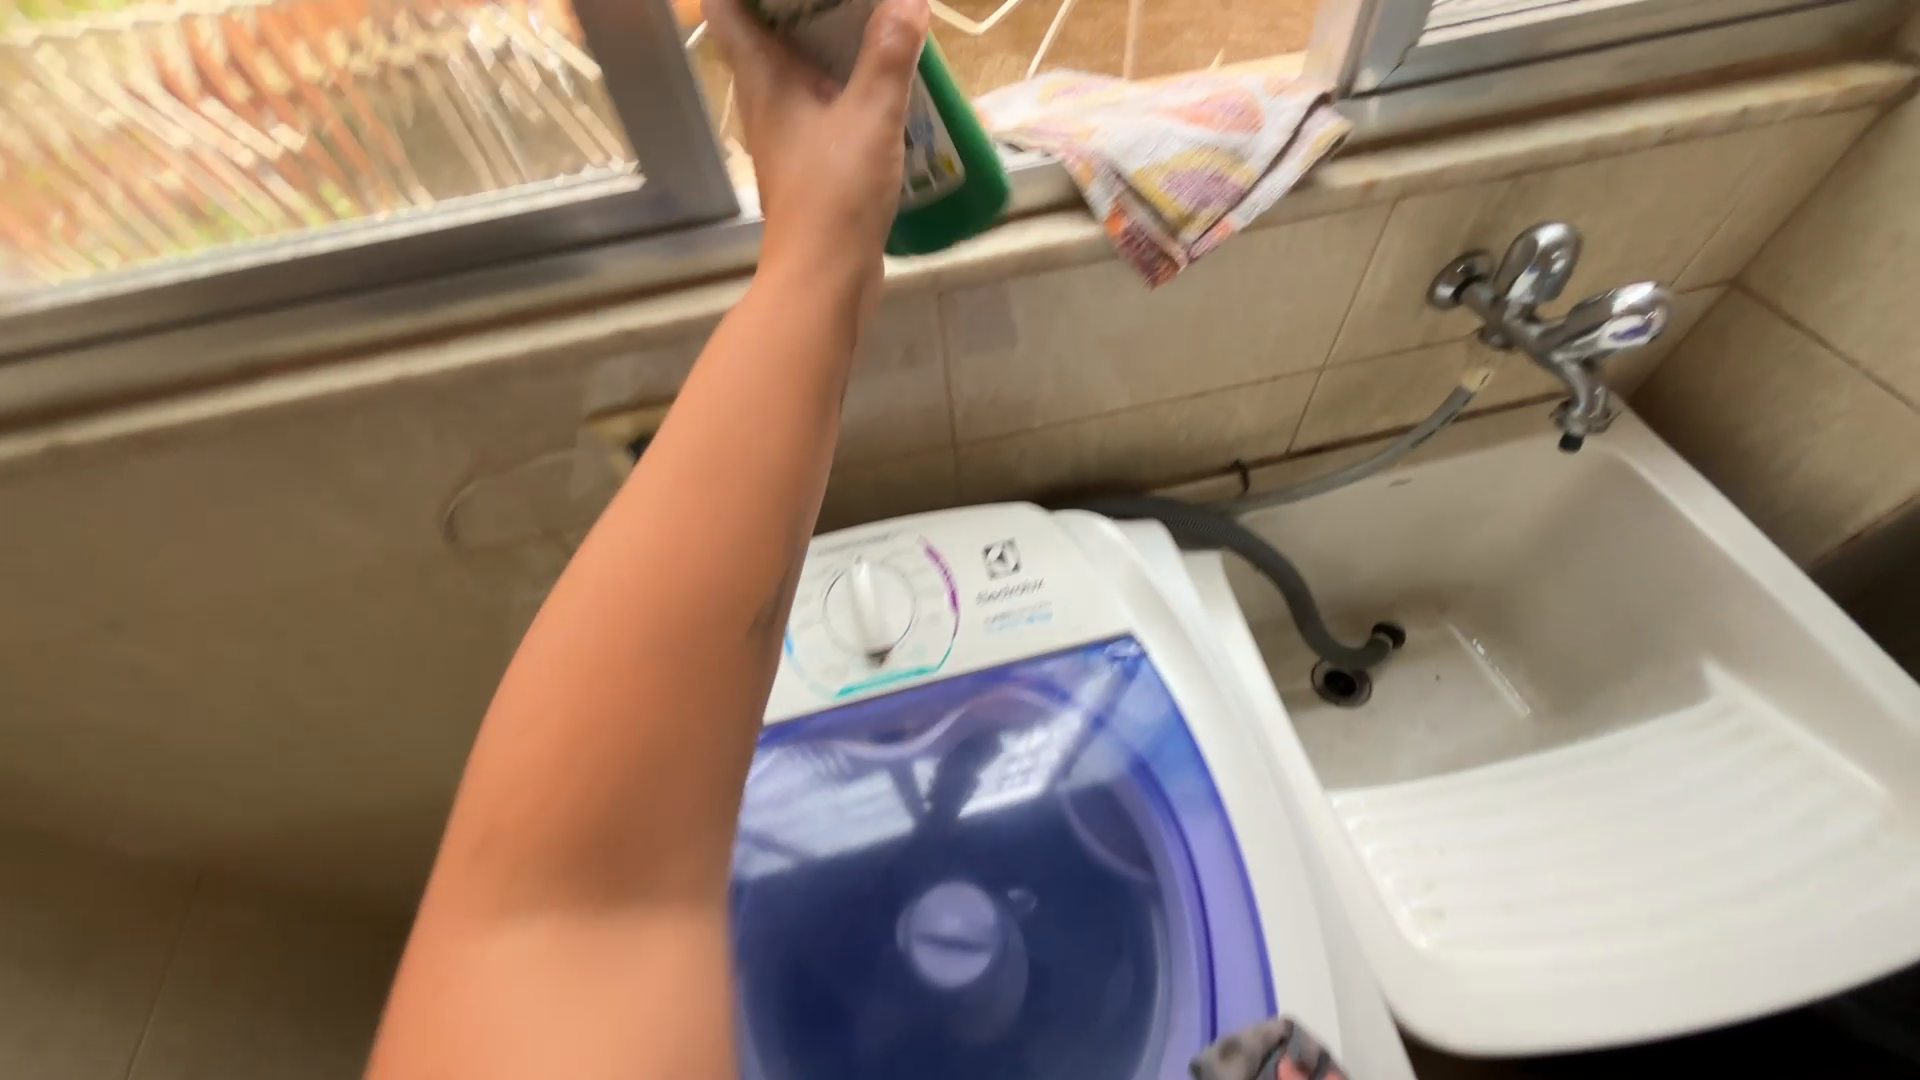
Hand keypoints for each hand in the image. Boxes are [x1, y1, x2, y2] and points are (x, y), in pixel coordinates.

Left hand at [704, 0, 929, 293]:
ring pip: (798, 77)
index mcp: (764, 77)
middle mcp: (767, 104)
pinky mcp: (811, 170)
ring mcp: (788, 140)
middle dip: (801, 5)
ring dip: (826, 50)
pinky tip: (880, 90)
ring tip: (870, 24)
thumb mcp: (870, 115)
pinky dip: (844, 92)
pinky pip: (823, 113)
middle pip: (766, 34)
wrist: (825, 279)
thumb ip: (889, 54)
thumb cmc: (835, 194)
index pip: (729, 6)